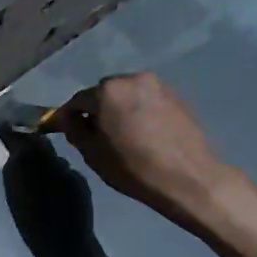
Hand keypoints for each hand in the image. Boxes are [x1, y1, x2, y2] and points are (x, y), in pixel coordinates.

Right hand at [56, 72, 241, 227]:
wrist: (188, 178)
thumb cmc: (134, 168)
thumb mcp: (93, 154)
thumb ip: (75, 131)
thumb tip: (69, 119)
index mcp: (108, 90)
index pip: (77, 100)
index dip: (69, 117)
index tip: (69, 131)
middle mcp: (133, 78)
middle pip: (104, 92)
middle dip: (98, 109)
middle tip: (99, 135)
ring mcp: (158, 85)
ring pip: (127, 94)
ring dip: (120, 109)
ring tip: (123, 135)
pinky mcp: (176, 96)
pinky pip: (147, 100)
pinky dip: (139, 111)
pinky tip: (144, 134)